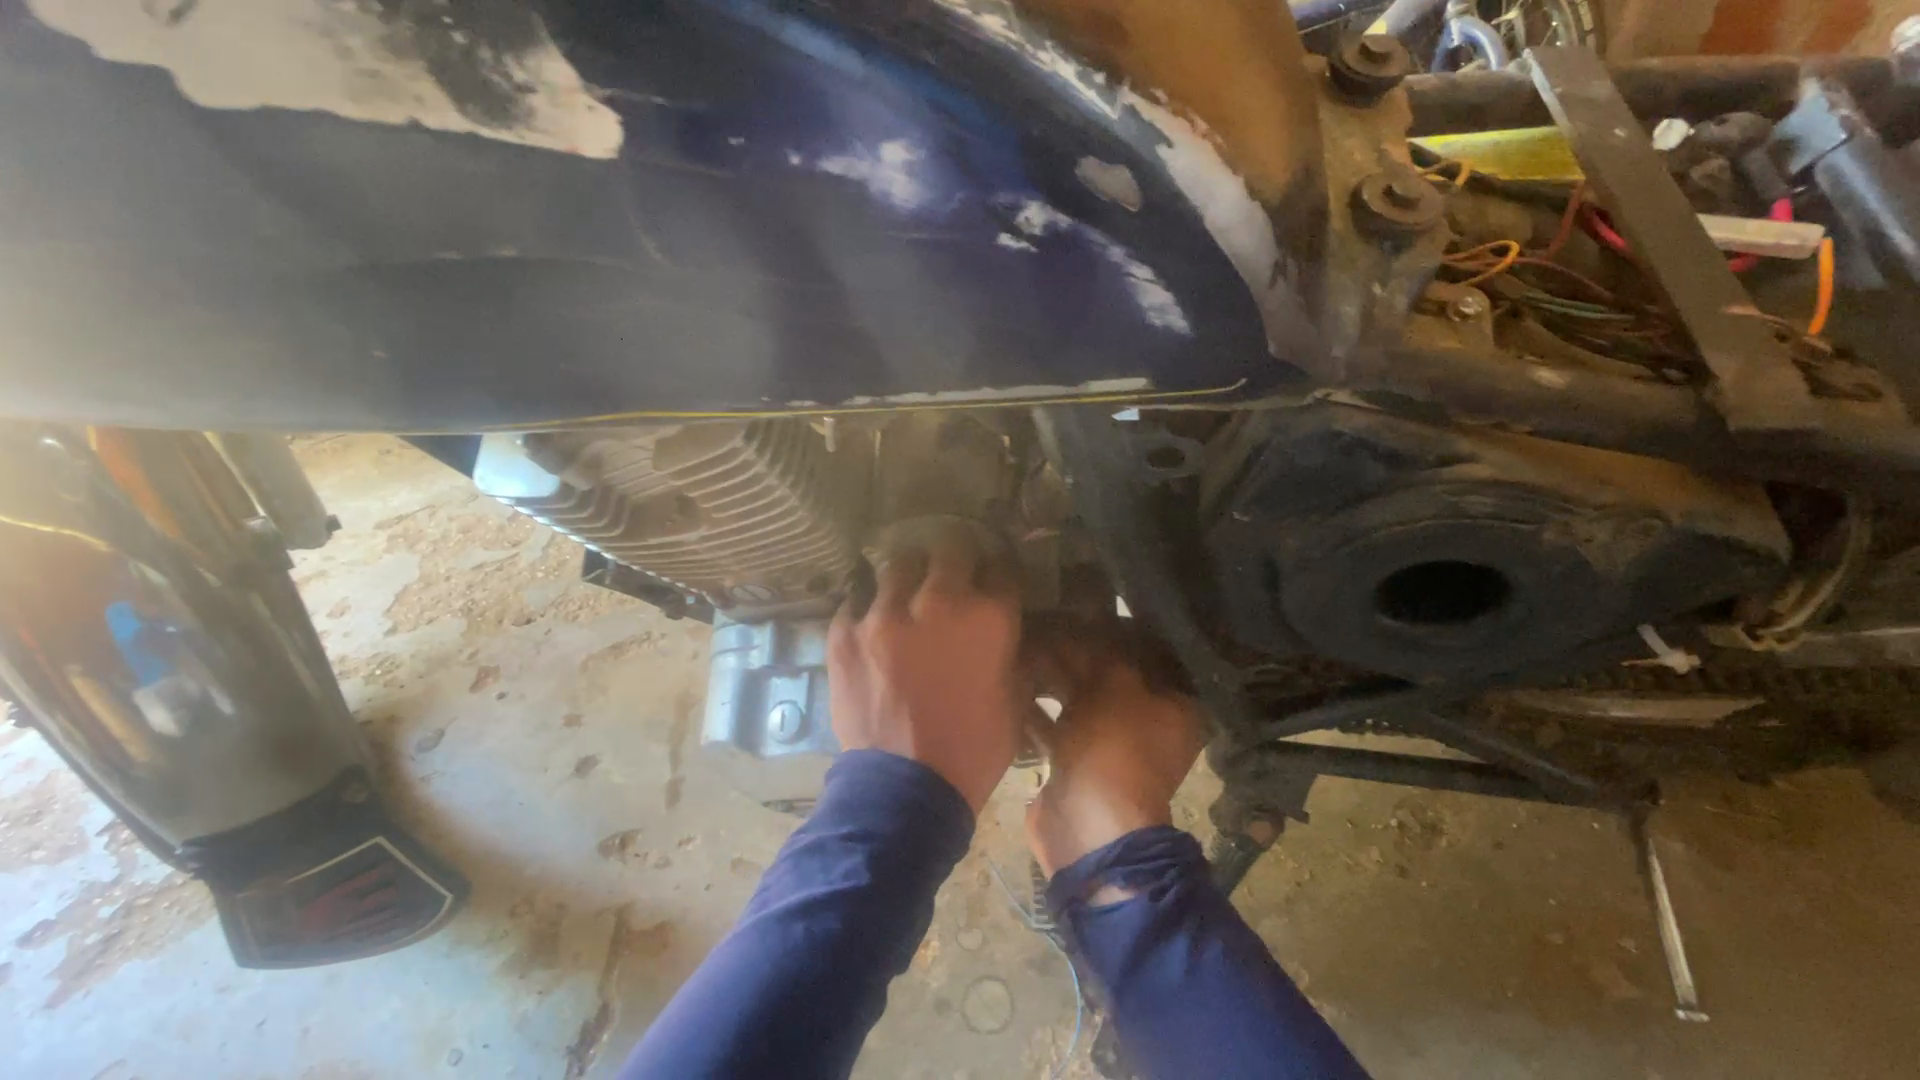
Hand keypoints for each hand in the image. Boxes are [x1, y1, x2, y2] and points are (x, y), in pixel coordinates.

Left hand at [828, 519, 1024, 813]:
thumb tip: (1011, 633)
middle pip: (949, 550)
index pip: (1000, 569)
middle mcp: (936, 600)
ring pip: (896, 565)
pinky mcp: (844, 632)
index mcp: (988, 617)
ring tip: (906, 590)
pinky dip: (867, 608)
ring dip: (907, 575)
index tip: (993, 581)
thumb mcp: (1016, 701)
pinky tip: (872, 623)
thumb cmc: (973, 750)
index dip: (998, 574)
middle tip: (951, 574)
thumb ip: (1016, 654)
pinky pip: (855, 601)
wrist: (904, 790)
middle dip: (955, 558)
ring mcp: (883, 613)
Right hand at [1026, 626, 1206, 875]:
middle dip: (1080, 652)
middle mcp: (1148, 725)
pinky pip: (1057, 726)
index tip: (1089, 608)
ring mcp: (1110, 747)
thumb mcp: (1115, 684)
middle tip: (1049, 620)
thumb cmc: (1115, 746)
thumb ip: (1100, 652)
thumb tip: (1081, 627)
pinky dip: (1038, 708)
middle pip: (1112, 676)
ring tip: (1026, 644)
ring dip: (1054, 677)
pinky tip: (1014, 681)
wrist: (1088, 826)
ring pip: (1081, 700)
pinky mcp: (1076, 764)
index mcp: (1176, 707)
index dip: (1121, 630)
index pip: (1152, 655)